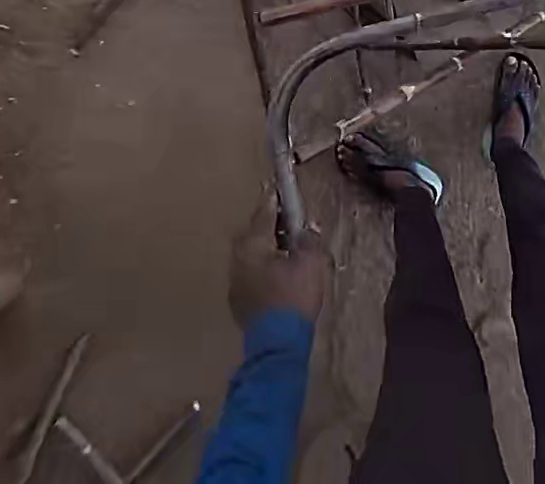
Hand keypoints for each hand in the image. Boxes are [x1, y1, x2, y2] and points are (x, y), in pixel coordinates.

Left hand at [227, 197, 326, 327]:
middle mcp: (237, 257)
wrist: (276, 348)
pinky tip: (280, 278)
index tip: (287, 195)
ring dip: (269, 250)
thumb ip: (308, 240)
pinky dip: (264, 270)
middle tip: (293, 228)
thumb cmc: (293, 298)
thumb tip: (307, 228)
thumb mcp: (310, 264)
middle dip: (274, 228)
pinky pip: (252, 274)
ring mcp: (234, 280)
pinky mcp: (238, 301)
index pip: (265, 211)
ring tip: (289, 254)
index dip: (278, 202)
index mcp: (252, 243)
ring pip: (253, 255)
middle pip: (256, 233)